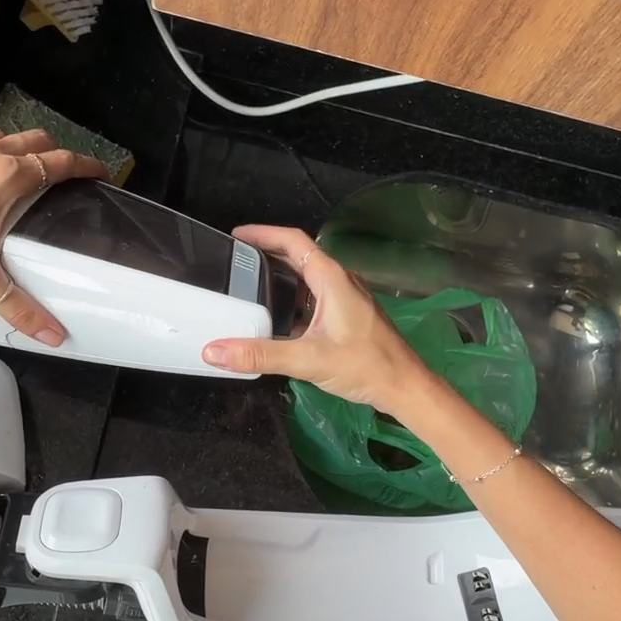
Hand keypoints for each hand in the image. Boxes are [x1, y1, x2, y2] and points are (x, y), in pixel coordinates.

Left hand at [0, 129, 106, 345]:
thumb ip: (18, 307)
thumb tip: (55, 337)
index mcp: (8, 178)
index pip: (61, 162)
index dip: (87, 165)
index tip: (101, 172)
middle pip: (36, 140)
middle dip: (57, 153)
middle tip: (66, 175)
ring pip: (2, 136)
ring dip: (21, 147)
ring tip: (25, 171)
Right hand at [202, 226, 440, 412]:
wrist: (405, 386)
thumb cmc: (365, 365)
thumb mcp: (307, 359)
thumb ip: (260, 354)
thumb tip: (214, 351)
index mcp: (331, 278)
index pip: (293, 241)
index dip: (263, 233)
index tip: (236, 235)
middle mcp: (340, 281)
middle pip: (299, 256)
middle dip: (267, 254)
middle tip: (236, 261)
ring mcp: (347, 298)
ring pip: (308, 279)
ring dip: (281, 279)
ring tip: (250, 287)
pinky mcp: (349, 316)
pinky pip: (315, 298)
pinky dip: (294, 301)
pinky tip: (278, 321)